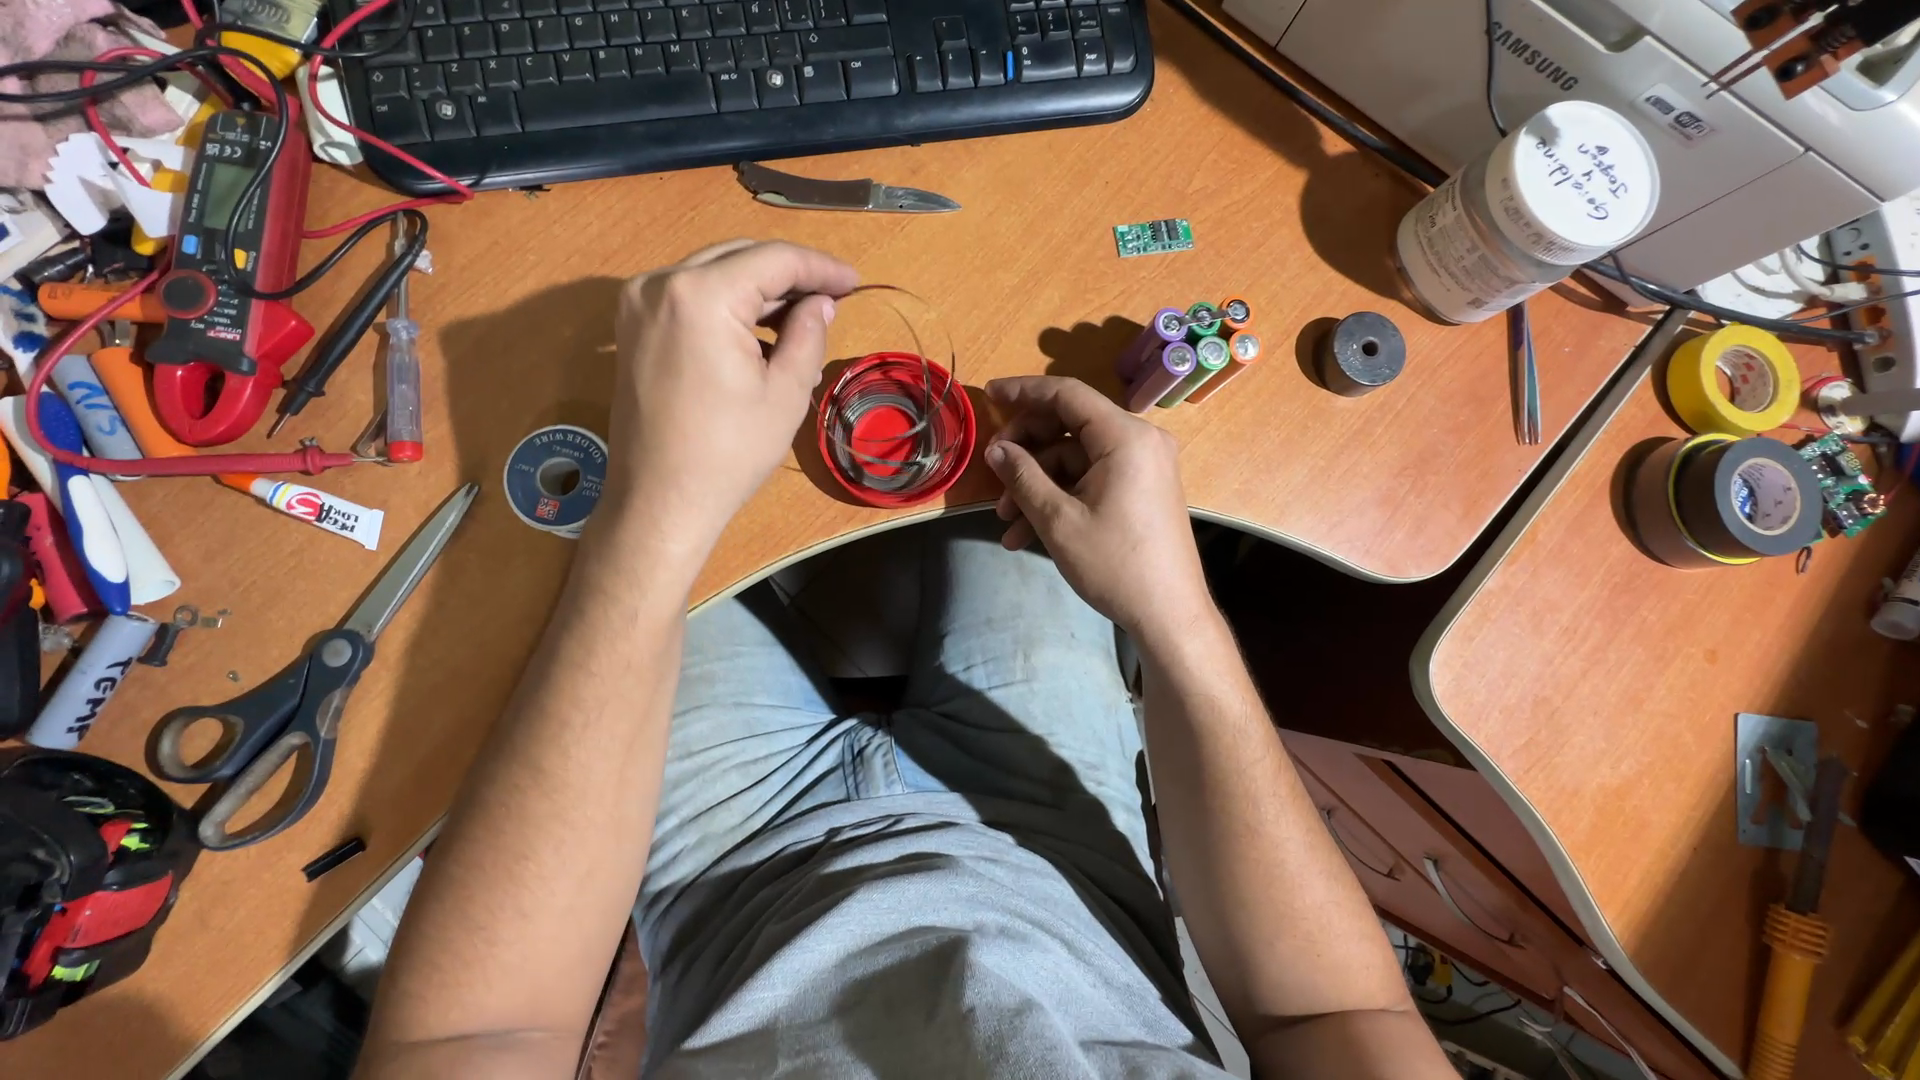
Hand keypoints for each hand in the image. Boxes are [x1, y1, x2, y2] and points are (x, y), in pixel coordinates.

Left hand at [603, 240, 857, 553]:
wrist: (660, 499)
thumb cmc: (729, 453)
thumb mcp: (785, 393)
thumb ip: (807, 334)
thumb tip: (820, 303)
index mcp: (701, 296)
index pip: (773, 259)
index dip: (820, 267)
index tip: (854, 282)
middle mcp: (661, 283)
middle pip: (739, 257)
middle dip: (789, 274)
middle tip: (832, 297)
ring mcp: (638, 303)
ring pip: (713, 273)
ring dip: (758, 289)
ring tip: (801, 319)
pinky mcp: (632, 326)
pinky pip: (690, 296)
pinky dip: (727, 304)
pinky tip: (758, 332)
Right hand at [983, 376, 1212, 642]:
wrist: (1168, 614)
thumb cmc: (1114, 564)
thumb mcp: (1058, 520)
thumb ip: (1023, 477)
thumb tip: (996, 449)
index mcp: (1125, 437)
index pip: (1067, 394)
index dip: (1023, 391)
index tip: (988, 395)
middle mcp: (1139, 441)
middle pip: (1069, 425)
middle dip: (1026, 451)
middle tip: (993, 473)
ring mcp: (1143, 466)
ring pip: (1075, 459)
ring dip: (1037, 484)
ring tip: (1005, 520)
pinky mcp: (1141, 489)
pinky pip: (1092, 479)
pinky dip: (1060, 498)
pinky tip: (1026, 534)